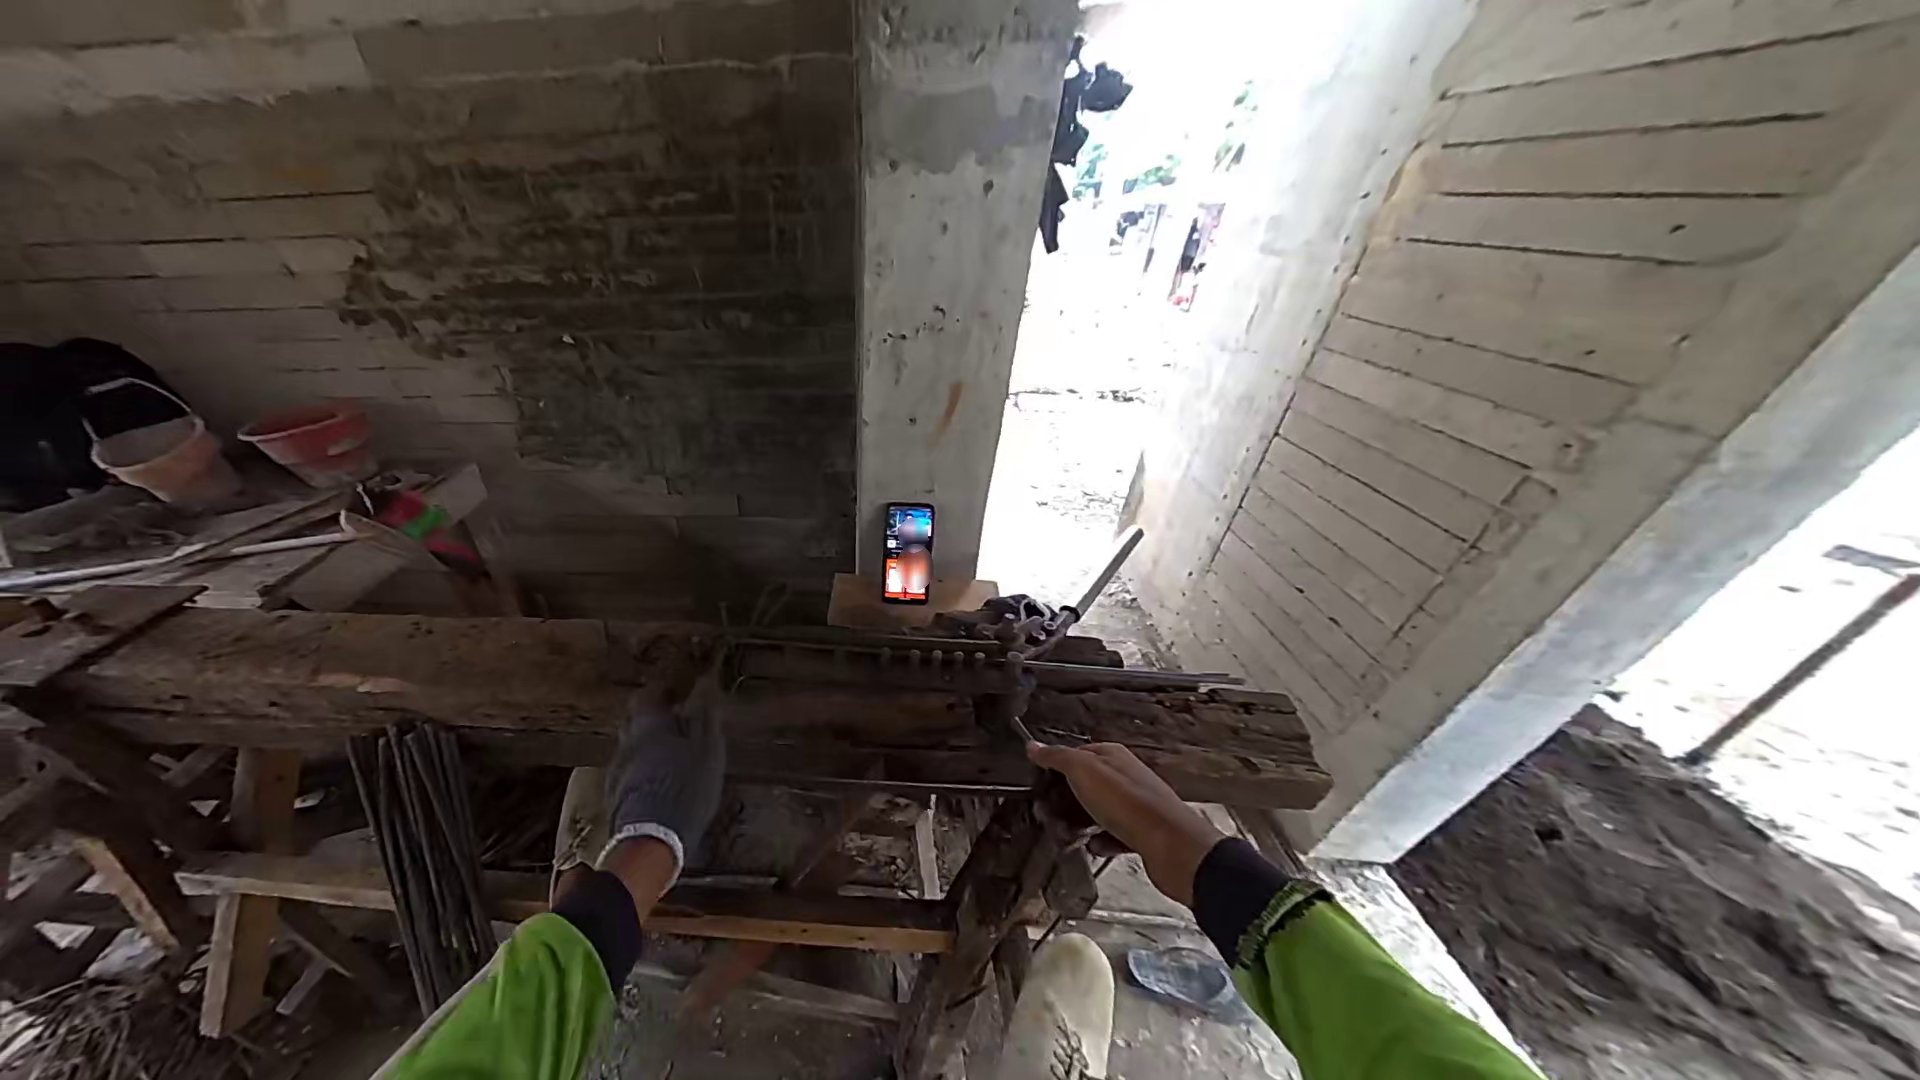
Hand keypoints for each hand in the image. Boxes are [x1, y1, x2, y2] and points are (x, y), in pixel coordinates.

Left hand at [602, 660, 725, 880]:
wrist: (652, 842)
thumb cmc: (686, 786)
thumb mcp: (708, 747)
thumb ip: (705, 714)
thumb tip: (705, 682)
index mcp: (648, 725)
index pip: (648, 695)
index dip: (664, 691)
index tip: (682, 694)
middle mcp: (626, 742)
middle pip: (635, 719)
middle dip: (654, 717)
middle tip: (680, 722)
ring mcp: (617, 770)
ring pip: (632, 745)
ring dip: (650, 744)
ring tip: (674, 753)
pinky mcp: (615, 795)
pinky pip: (632, 768)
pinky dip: (646, 766)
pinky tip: (662, 780)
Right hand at [1026, 742, 1222, 905]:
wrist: (1170, 846)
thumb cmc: (1128, 803)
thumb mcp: (1083, 771)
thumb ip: (1058, 757)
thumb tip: (1033, 746)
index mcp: (1112, 755)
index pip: (1076, 753)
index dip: (1055, 767)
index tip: (1038, 783)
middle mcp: (1124, 776)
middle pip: (1086, 784)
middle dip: (1064, 799)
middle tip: (1047, 814)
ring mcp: (1134, 805)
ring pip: (1097, 811)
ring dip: (1078, 822)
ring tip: (1064, 834)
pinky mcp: (1140, 833)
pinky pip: (1112, 835)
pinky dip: (1099, 841)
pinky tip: (1091, 847)